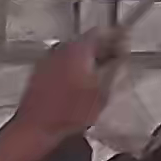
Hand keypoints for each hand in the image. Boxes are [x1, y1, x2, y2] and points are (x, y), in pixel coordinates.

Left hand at [6, 30, 122, 149]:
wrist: (36, 128)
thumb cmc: (71, 112)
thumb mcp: (102, 93)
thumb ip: (115, 70)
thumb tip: (121, 57)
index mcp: (78, 49)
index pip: (100, 32)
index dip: (115, 38)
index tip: (123, 46)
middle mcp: (61, 49)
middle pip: (86, 40)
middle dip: (102, 48)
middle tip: (114, 60)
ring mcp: (48, 59)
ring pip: (73, 51)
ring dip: (86, 59)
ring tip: (98, 74)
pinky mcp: (39, 72)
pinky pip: (61, 62)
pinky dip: (72, 67)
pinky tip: (79, 84)